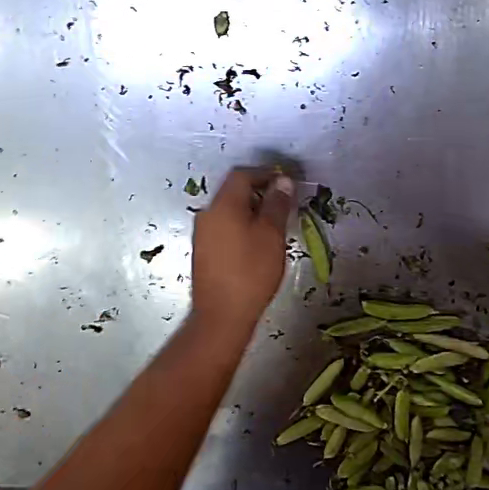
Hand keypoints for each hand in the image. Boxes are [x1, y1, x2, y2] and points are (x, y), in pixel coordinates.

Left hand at [191, 168, 295, 333]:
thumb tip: (283, 181)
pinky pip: (223, 228)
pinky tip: (257, 243)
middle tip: (284, 204)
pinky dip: (241, 226)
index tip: (286, 183)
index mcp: (223, 205)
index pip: (242, 175)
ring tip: (274, 225)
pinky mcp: (203, 252)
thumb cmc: (251, 272)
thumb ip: (277, 204)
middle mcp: (207, 214)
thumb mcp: (272, 235)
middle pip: (233, 192)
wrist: (222, 315)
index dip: (265, 174)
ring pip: (228, 211)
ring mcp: (202, 234)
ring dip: (250, 211)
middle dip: (259, 192)